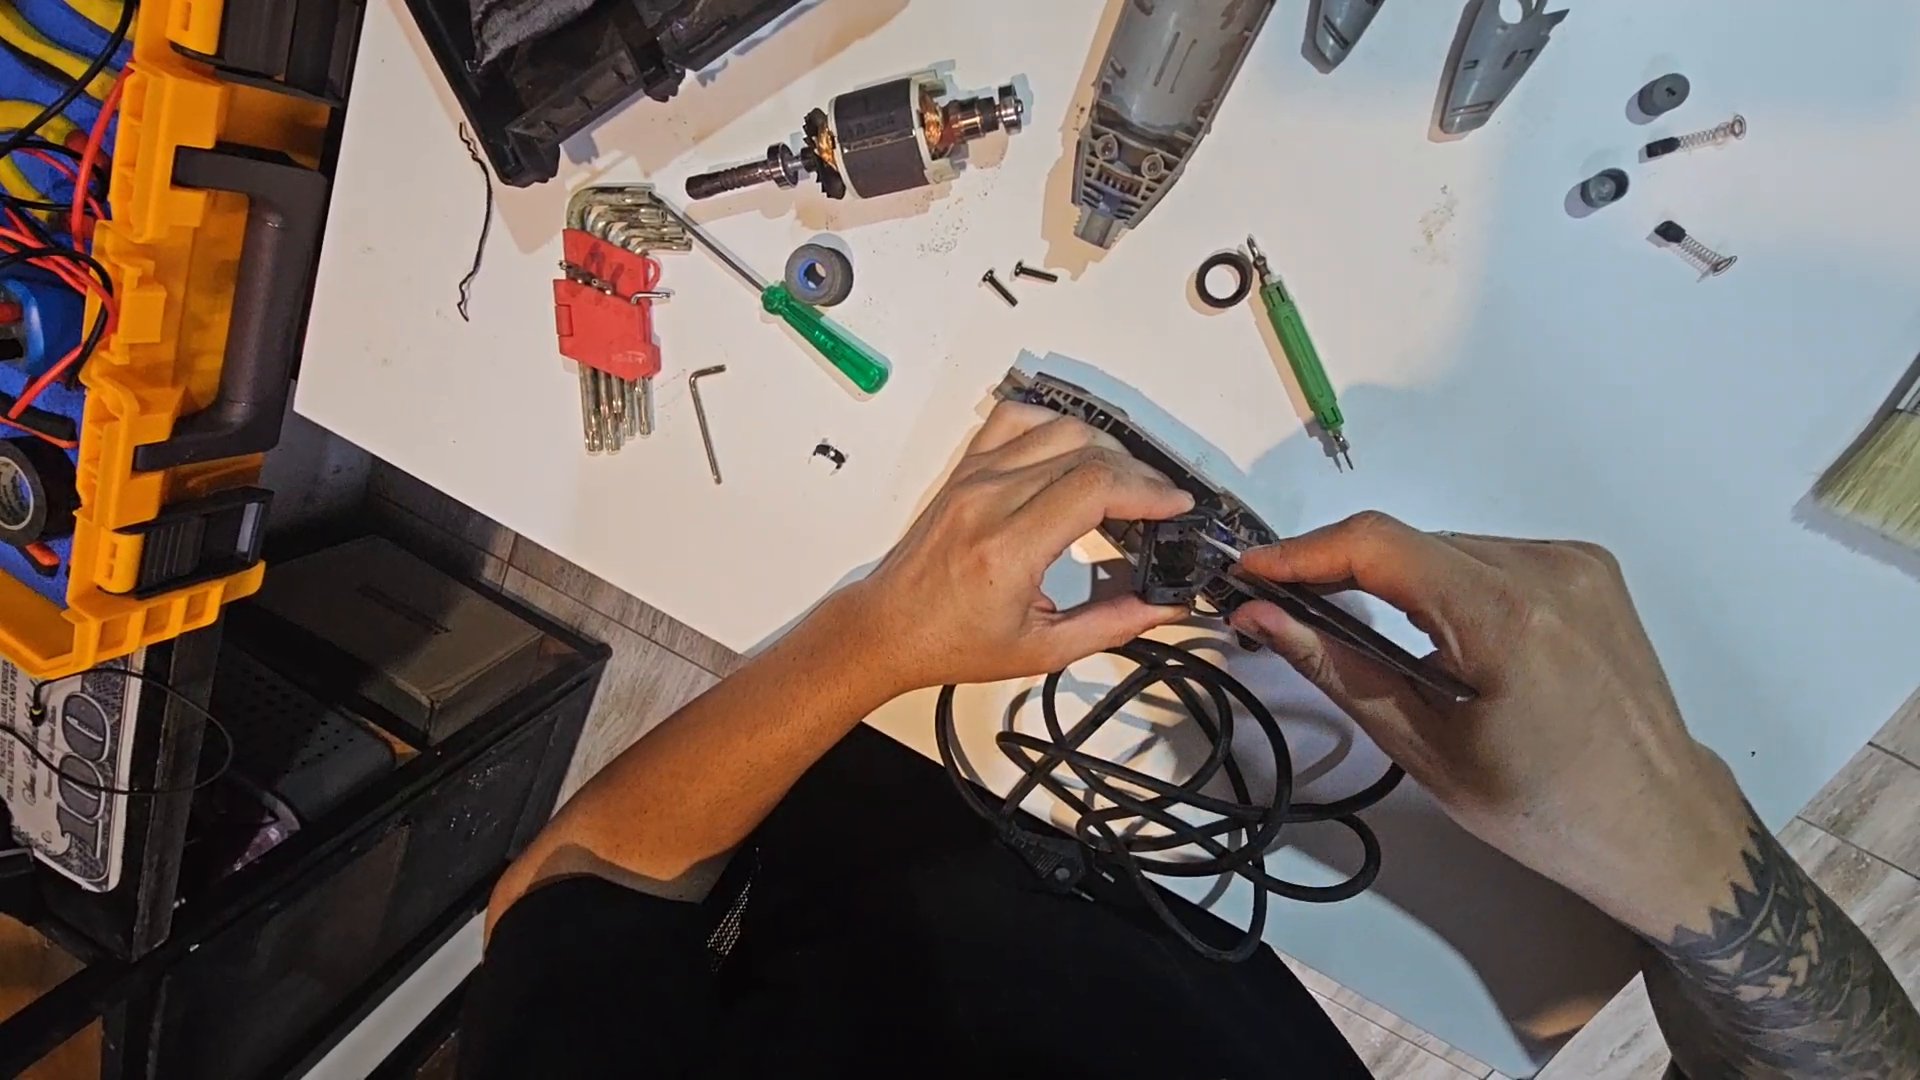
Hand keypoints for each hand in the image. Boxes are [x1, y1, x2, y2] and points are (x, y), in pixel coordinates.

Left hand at [844, 401, 1194, 695]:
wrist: (888, 628)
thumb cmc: (949, 641)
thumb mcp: (1039, 650)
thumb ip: (1109, 626)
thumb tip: (1159, 607)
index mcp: (1007, 549)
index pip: (1094, 487)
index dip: (1147, 490)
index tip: (1174, 504)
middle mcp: (987, 502)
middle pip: (1084, 452)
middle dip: (1137, 472)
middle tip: (1157, 501)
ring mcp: (972, 479)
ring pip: (1055, 428)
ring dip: (1103, 446)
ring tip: (1124, 478)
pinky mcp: (963, 471)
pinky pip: (1011, 419)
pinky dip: (1051, 423)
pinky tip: (1068, 447)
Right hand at [1226, 512, 1750, 936]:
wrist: (1667, 830)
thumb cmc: (1537, 806)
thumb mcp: (1419, 744)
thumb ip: (1332, 665)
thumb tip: (1255, 614)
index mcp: (1507, 617)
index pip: (1377, 546)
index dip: (1300, 552)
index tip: (1246, 571)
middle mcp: (1545, 569)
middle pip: (1402, 542)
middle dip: (1329, 566)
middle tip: (1275, 600)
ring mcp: (1571, 563)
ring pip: (1434, 545)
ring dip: (1378, 574)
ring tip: (1339, 617)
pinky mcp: (1582, 568)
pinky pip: (1473, 555)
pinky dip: (1426, 578)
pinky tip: (1418, 622)